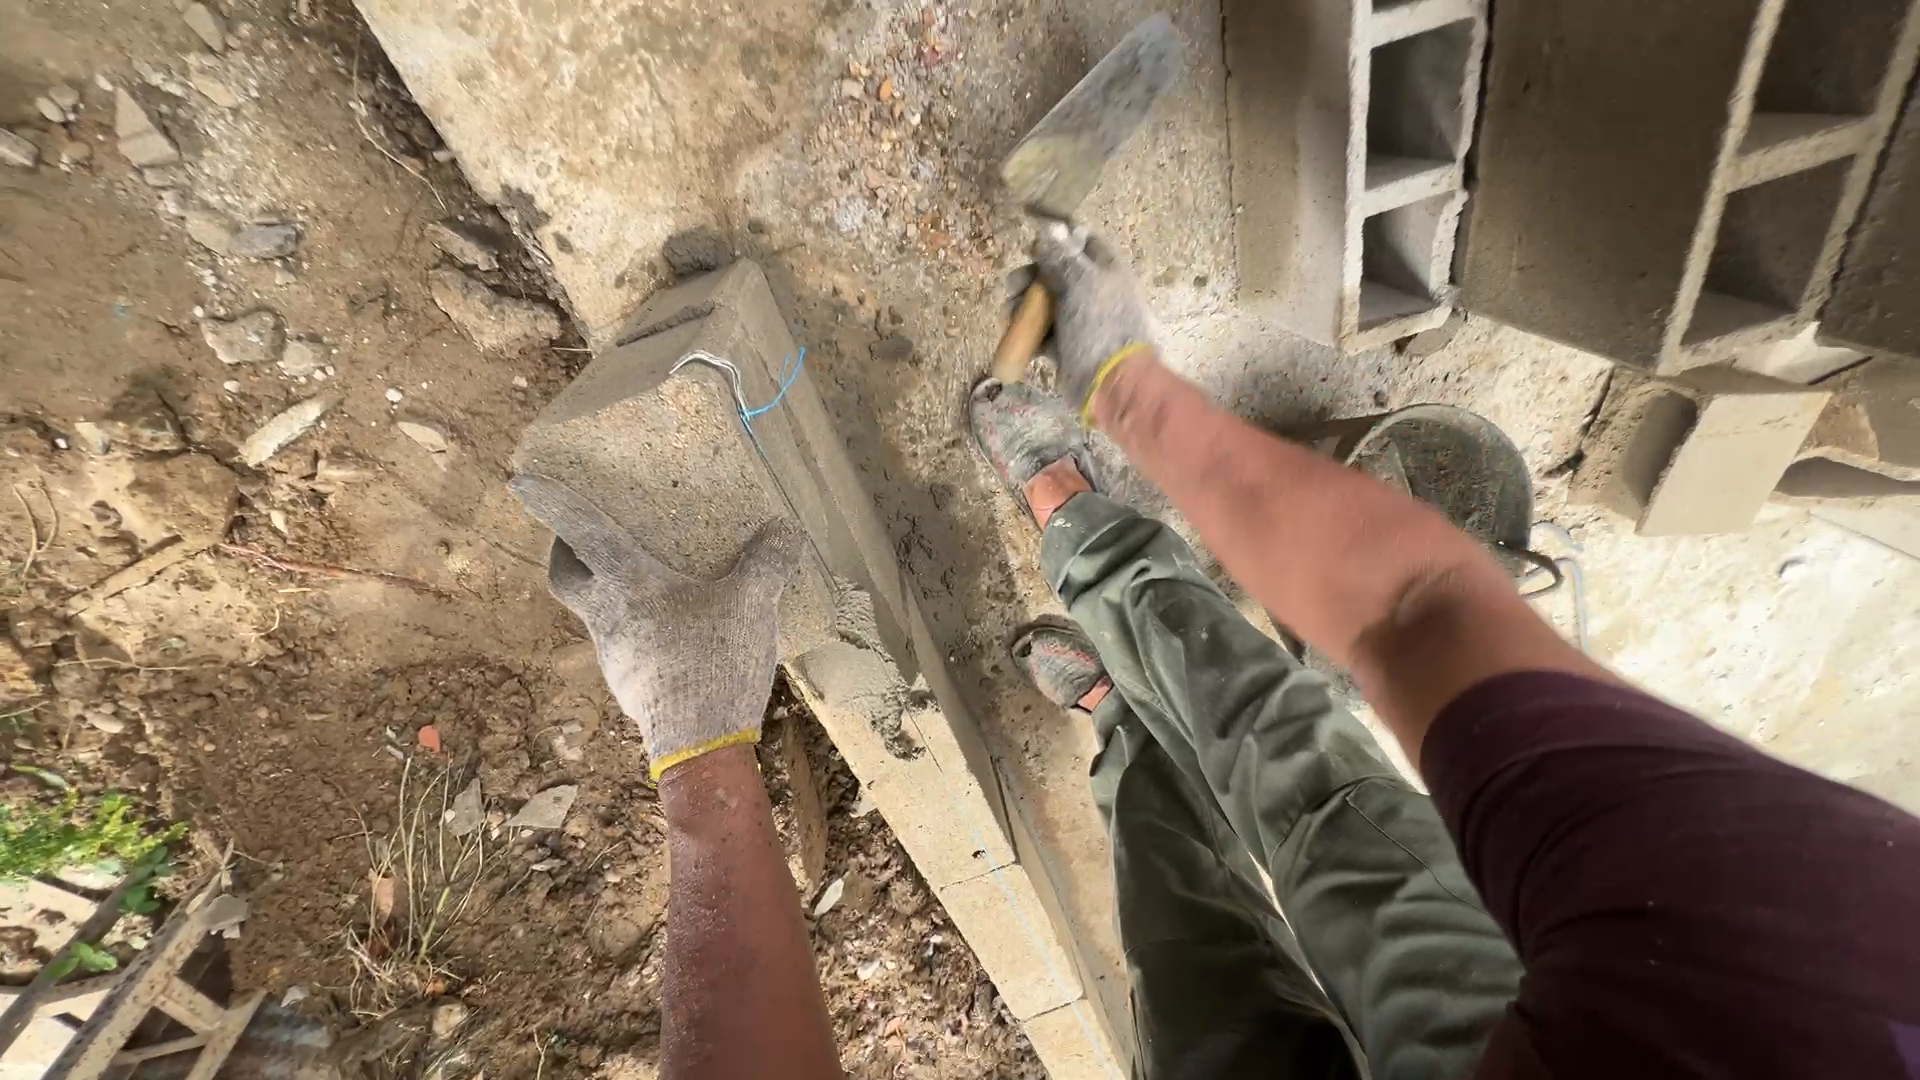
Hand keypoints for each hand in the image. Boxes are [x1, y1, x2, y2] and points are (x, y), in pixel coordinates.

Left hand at [511, 474, 805, 779]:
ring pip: (596, 614)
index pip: (584, 536)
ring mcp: (614, 656)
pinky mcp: (630, 685)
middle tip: (582, 538)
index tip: (525, 482)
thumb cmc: (716, 662)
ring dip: (608, 593)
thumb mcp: (753, 604)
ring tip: (648, 584)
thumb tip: (787, 528)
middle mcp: (609, 618)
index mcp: (631, 587)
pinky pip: (624, 644)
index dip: (556, 507)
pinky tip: (674, 633)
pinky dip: (637, 627)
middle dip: (567, 554)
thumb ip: (768, 562)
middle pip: (568, 580)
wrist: (701, 744)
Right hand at [1030, 221, 1157, 416]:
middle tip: (1013, 286)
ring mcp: (1077, 320)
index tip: (1033, 247)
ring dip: (1022, 304)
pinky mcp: (1064, 345)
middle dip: (1030, 277)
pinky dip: (1026, 331)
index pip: (1082, 242)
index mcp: (1105, 270)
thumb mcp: (1082, 282)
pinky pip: (1040, 332)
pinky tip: (1013, 331)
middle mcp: (1092, 292)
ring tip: (1008, 313)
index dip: (1057, 240)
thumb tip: (1047, 230)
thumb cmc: (1099, 325)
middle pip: (1055, 273)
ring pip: (1043, 303)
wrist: (1109, 381)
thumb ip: (1062, 257)